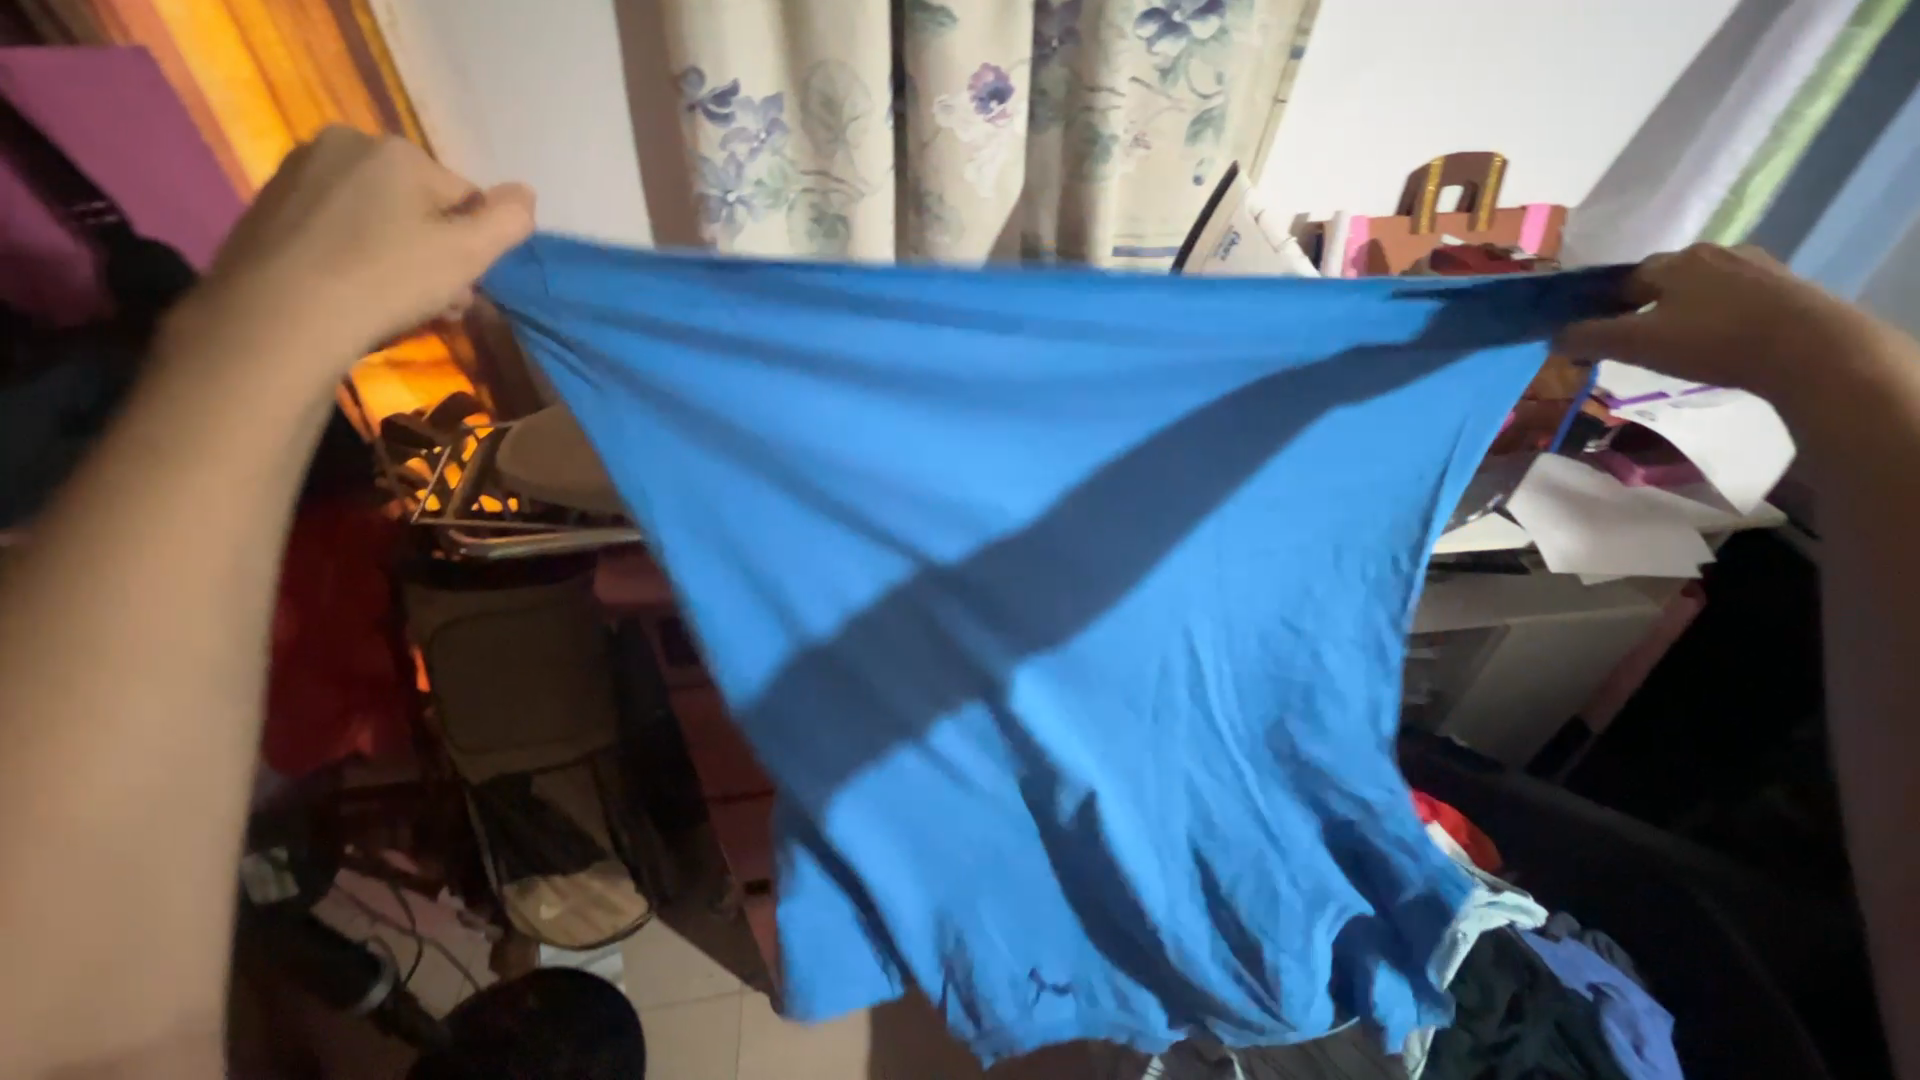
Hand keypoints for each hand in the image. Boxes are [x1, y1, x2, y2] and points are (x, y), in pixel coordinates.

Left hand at [180, 126, 534, 372]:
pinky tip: (356, 292)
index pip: (466, 197)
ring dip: (401, 257)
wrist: (279, 316)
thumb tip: (525, 193)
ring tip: (399, 304)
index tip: (465, 286)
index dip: (475, 245)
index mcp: (398, 151)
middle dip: (436, 251)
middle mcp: (346, 145)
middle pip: (420, 205)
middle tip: (437, 302)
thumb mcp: (469, 254)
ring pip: (379, 217)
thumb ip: (509, 220)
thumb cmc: (386, 279)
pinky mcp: (269, 206)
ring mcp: (300, 172)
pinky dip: (357, 256)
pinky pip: (338, 228)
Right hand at [1555, 243, 1886, 401]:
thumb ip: (1588, 338)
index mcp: (1674, 261)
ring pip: (1702, 288)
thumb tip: (1553, 336)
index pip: (1625, 280)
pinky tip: (1721, 342)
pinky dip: (1720, 316)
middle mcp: (1714, 253)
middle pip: (1665, 280)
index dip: (1607, 307)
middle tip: (1640, 344)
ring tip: (1681, 345)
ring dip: (1685, 311)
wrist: (1812, 349)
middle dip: (1647, 307)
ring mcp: (1756, 266)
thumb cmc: (1711, 341)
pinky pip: (1736, 298)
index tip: (1602, 336)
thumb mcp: (1635, 344)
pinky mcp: (1787, 286)